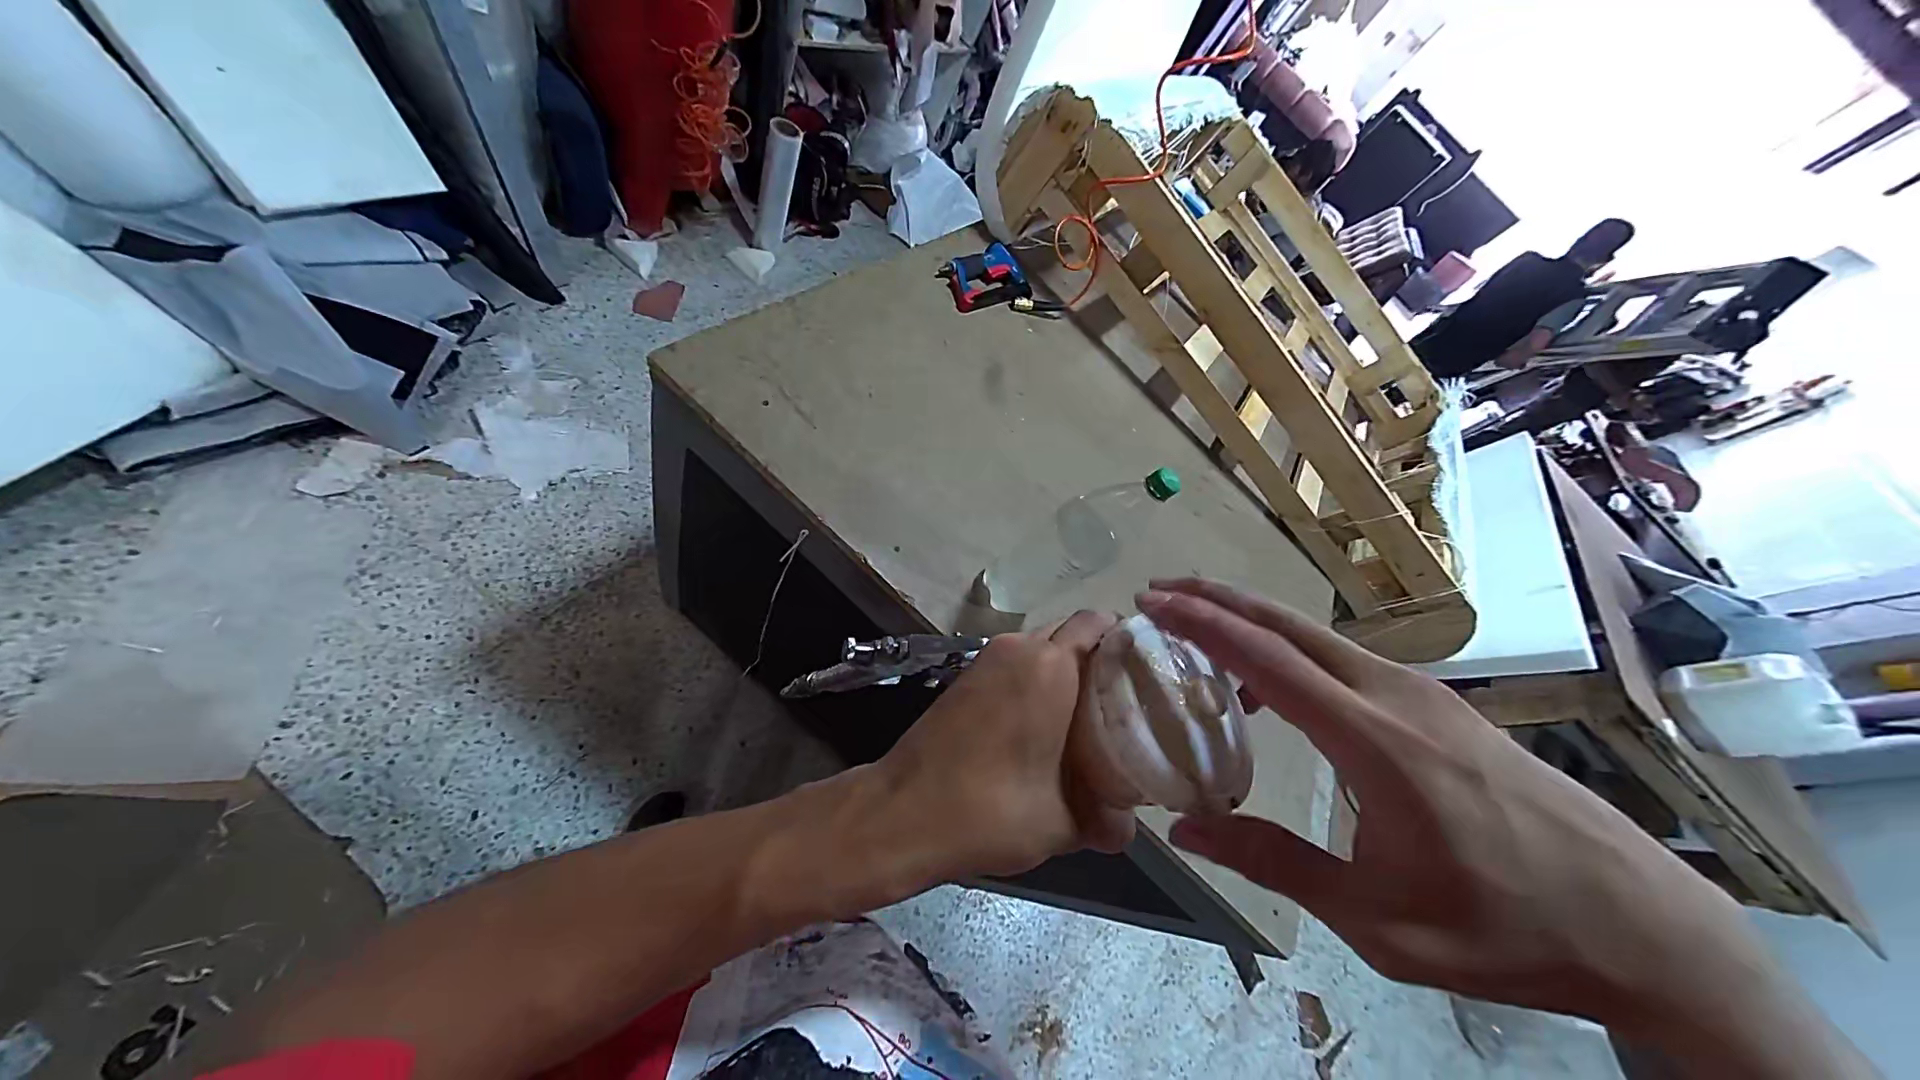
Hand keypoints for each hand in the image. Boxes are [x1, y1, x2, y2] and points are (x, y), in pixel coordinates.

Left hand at [871, 612, 1134, 881]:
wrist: (904, 813)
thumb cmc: (992, 810)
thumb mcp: (1063, 822)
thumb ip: (1106, 818)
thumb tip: (1126, 826)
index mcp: (1050, 667)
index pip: (1100, 624)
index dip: (1128, 644)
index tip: (1148, 676)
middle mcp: (1018, 649)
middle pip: (1072, 635)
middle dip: (1099, 662)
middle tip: (1124, 704)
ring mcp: (986, 660)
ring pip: (1041, 650)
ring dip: (1065, 674)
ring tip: (1087, 720)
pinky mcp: (966, 678)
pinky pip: (1015, 666)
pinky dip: (1035, 683)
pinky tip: (1045, 727)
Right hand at [1134, 579, 1873, 1077]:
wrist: (1647, 928)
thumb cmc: (1504, 928)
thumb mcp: (1378, 918)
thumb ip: (1275, 862)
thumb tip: (1187, 826)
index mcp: (1374, 741)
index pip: (1267, 659)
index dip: (1202, 624)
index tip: (1153, 603)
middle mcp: (1395, 696)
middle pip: (1288, 624)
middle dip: (1217, 599)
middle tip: (1161, 591)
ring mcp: (1423, 695)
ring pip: (1316, 636)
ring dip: (1251, 623)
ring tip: (1199, 631)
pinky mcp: (1438, 706)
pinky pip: (1343, 659)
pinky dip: (1289, 653)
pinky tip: (1272, 691)